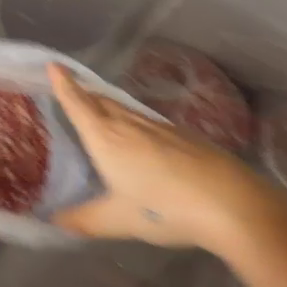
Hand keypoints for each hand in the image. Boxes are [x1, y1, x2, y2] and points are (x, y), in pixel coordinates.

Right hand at [48, 63, 286, 253]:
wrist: (232, 203)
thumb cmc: (165, 208)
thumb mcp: (119, 220)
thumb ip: (84, 219)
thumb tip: (53, 220)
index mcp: (105, 136)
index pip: (78, 103)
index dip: (64, 84)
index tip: (54, 65)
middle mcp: (128, 123)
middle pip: (101, 100)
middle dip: (84, 93)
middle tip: (71, 90)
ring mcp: (159, 127)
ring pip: (124, 108)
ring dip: (108, 105)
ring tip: (99, 111)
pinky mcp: (184, 135)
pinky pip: (146, 120)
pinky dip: (132, 120)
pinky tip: (140, 137)